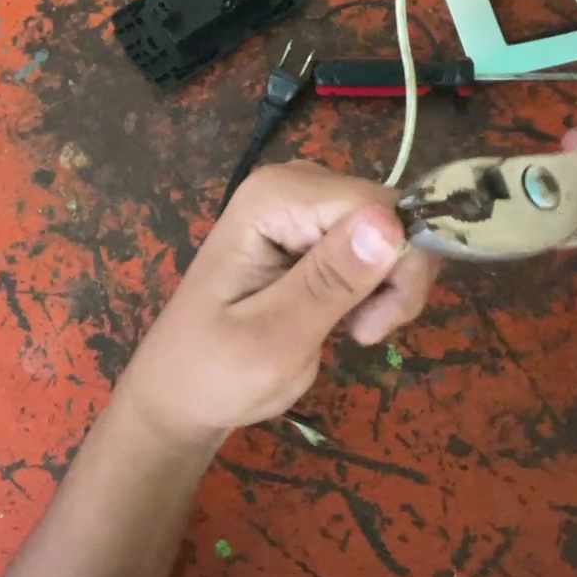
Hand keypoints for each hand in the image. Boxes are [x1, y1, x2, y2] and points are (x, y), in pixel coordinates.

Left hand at [115, 161, 439, 443]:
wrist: (182, 391)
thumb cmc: (215, 372)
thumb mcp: (274, 338)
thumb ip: (330, 281)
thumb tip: (389, 221)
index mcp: (272, 198)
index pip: (377, 204)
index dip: (394, 262)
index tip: (370, 324)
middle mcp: (290, 186)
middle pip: (389, 213)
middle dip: (393, 277)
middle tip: (362, 331)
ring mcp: (303, 205)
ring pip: (391, 231)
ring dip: (388, 286)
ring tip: (351, 328)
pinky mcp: (314, 229)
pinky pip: (377, 245)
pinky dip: (377, 286)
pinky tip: (348, 317)